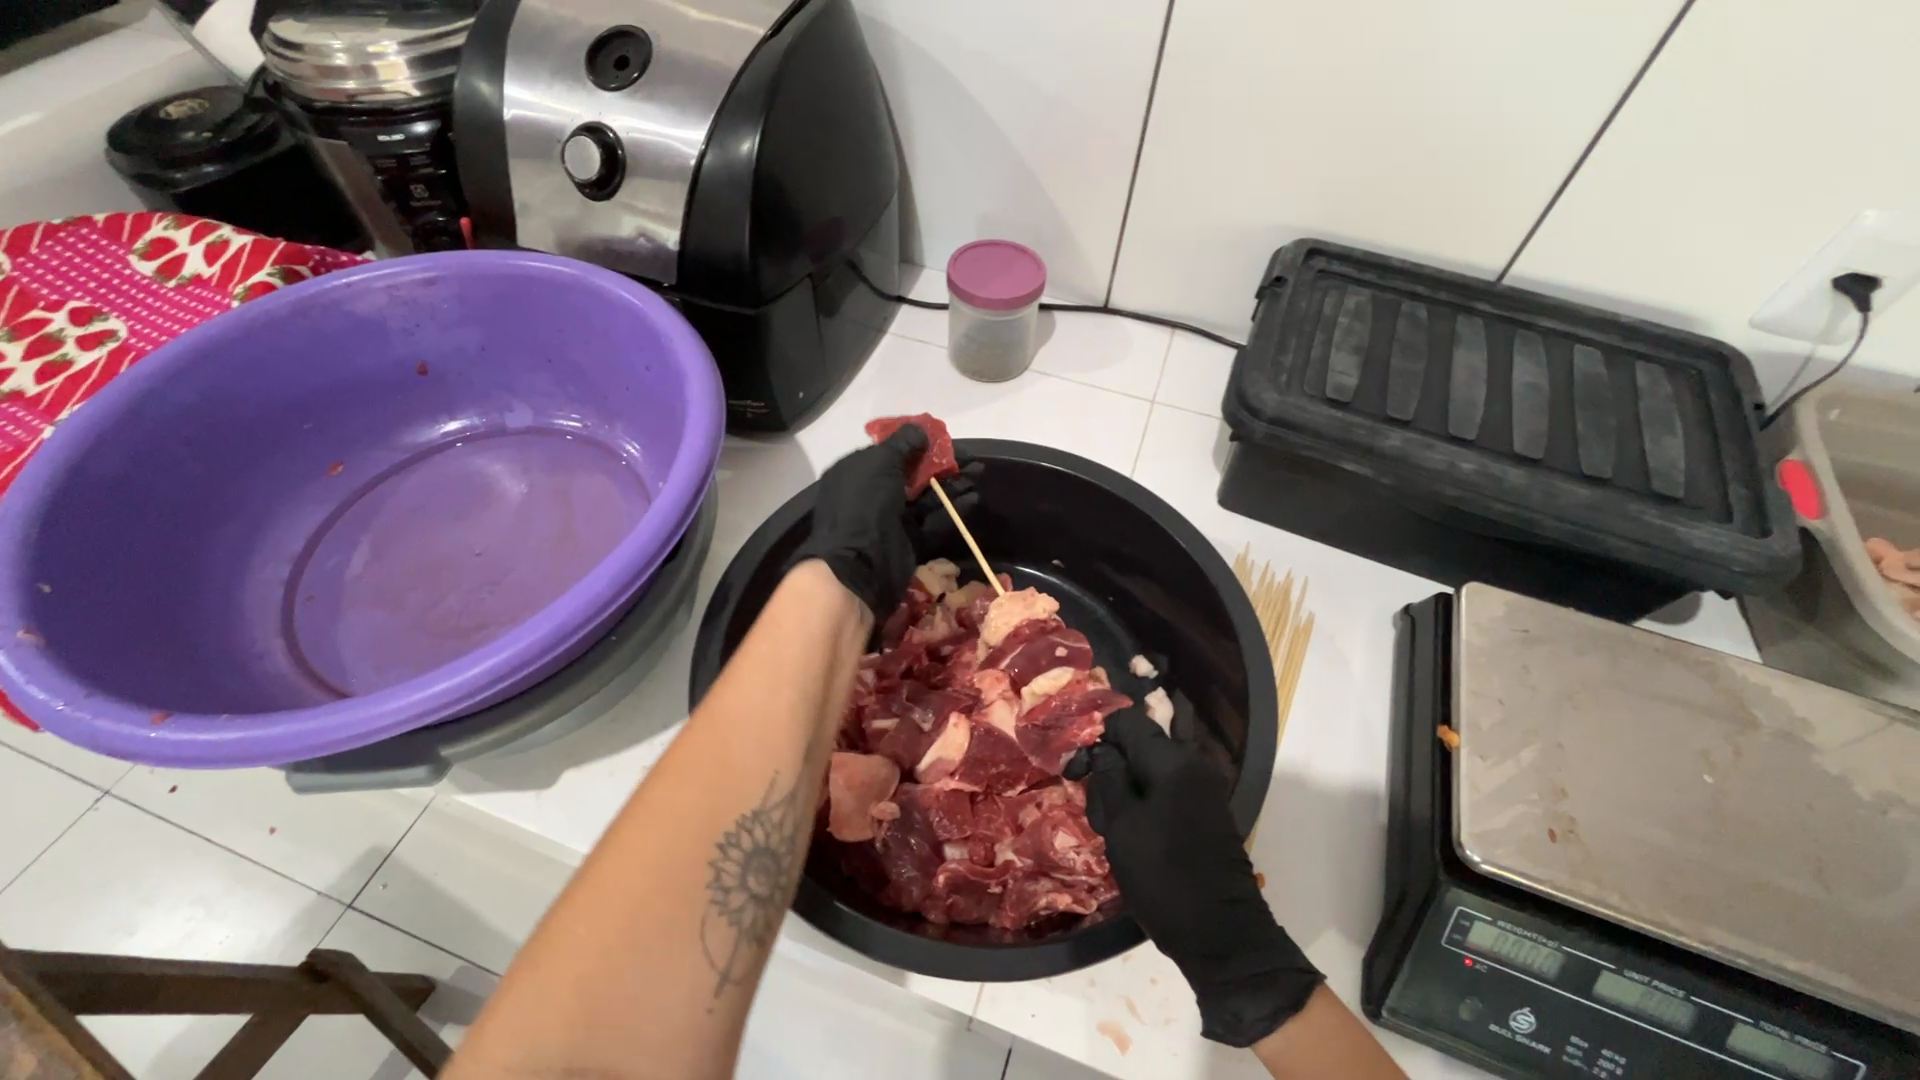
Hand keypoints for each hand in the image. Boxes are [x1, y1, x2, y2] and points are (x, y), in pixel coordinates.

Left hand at [791, 425, 979, 618]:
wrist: (858, 563)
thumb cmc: (864, 504)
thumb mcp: (880, 463)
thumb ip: (903, 443)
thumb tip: (922, 429)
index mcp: (855, 471)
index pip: (887, 451)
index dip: (914, 443)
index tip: (941, 437)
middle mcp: (870, 493)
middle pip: (909, 473)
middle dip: (939, 464)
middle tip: (969, 459)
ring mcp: (888, 519)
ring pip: (924, 496)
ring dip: (950, 485)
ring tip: (977, 474)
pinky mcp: (906, 540)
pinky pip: (932, 520)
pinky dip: (951, 509)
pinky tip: (973, 499)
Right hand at [1077, 709, 1323, 1046]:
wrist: (1221, 935)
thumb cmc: (1164, 876)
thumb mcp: (1122, 825)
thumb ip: (1108, 778)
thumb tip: (1101, 748)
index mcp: (1173, 761)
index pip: (1127, 722)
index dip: (1096, 735)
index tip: (1074, 764)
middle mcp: (1192, 766)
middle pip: (1137, 748)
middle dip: (1109, 770)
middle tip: (1092, 806)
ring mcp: (1201, 791)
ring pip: (1147, 774)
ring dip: (1123, 793)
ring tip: (1108, 830)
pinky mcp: (1202, 814)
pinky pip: (1163, 795)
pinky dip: (1141, 808)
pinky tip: (1127, 838)